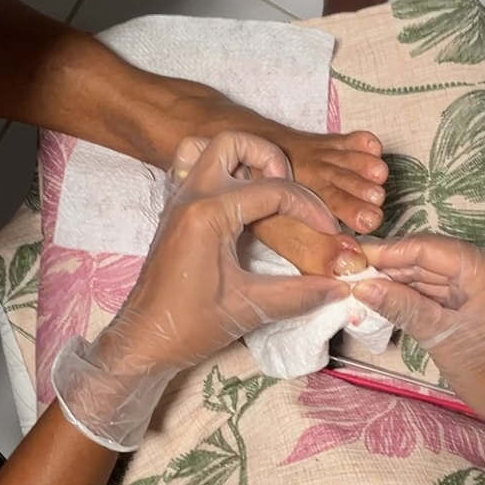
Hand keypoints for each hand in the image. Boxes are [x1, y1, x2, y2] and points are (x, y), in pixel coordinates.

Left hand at [53, 132, 349, 449]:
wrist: (143, 341)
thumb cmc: (188, 326)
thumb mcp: (248, 309)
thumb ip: (299, 294)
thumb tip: (340, 285)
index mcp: (208, 214)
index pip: (273, 189)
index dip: (310, 209)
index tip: (329, 232)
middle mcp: (190, 197)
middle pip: (234, 143)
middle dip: (271, 158)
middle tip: (290, 195)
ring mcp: (179, 200)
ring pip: (209, 148)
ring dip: (242, 158)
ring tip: (266, 191)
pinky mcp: (176, 212)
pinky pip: (196, 170)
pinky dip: (223, 173)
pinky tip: (242, 206)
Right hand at [355, 234, 484, 484]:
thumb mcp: (444, 340)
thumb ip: (403, 307)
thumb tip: (361, 286)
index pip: (432, 249)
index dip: (391, 252)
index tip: (355, 257)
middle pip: (434, 258)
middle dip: (393, 267)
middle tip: (353, 272)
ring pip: (437, 273)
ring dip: (402, 280)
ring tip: (363, 283)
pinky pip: (447, 288)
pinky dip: (419, 294)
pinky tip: (389, 296)